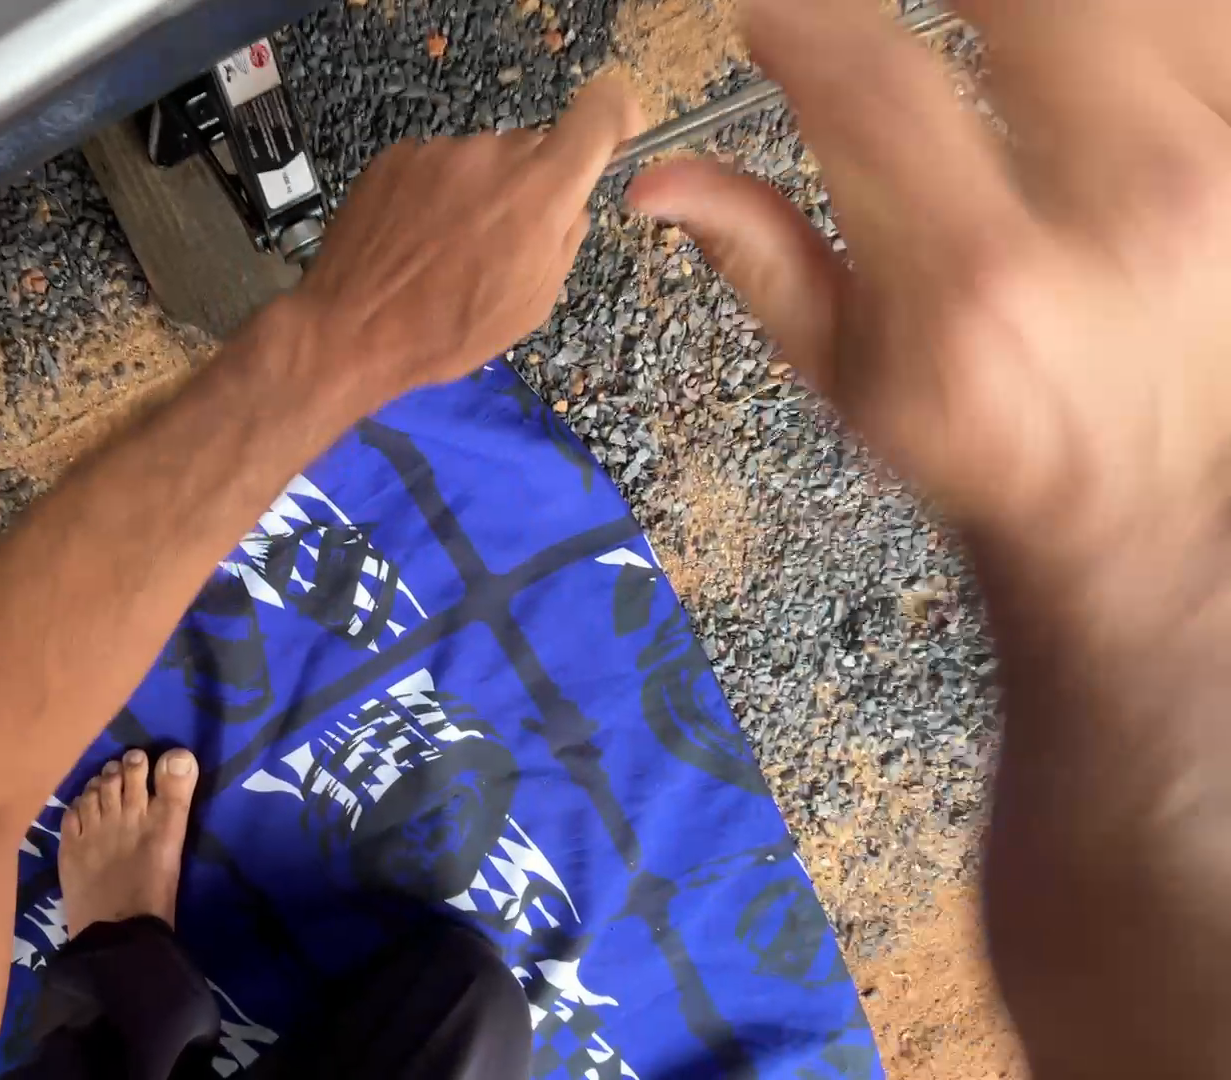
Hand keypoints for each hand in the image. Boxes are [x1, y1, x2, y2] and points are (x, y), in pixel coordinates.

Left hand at [290, 76, 643, 396]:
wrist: (352, 331)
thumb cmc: (446, 332)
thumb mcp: (529, 305)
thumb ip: (563, 240)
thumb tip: (569, 206)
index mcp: (540, 190)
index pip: (600, 110)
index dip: (612, 122)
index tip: (607, 144)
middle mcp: (492, 154)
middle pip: (530, 148)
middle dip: (526, 187)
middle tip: (495, 241)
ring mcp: (438, 151)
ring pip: (477, 161)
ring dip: (473, 193)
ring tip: (439, 250)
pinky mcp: (394, 157)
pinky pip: (431, 167)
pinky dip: (429, 195)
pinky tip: (408, 239)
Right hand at [628, 0, 1230, 564]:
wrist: (1132, 490)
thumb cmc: (960, 430)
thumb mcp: (833, 361)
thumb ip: (755, 252)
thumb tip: (658, 184)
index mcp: (968, 281)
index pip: (877, 97)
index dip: (811, 30)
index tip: (768, 11)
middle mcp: (1119, 210)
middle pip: (1038, 3)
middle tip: (871, 4)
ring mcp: (1228, 168)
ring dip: (1029, 6)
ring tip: (967, 21)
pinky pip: (1212, 24)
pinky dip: (1138, 25)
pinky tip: (1069, 50)